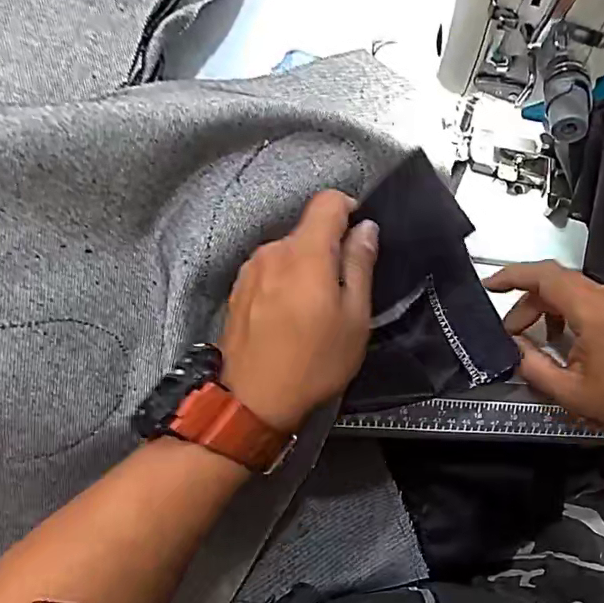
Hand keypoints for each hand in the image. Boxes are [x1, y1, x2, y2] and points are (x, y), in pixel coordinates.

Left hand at [217, 190, 379, 432]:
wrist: (252, 401)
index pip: (328, 201)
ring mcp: (250, 270)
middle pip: (308, 230)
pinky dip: (285, 283)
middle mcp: (272, 251)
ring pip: (288, 252)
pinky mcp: (237, 289)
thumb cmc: (313, 363)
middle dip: (329, 249)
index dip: (350, 209)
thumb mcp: (354, 317)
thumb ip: (359, 265)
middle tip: (342, 290)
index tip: (359, 237)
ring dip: (305, 268)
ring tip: (313, 311)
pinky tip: (289, 318)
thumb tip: (365, 228)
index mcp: (305, 253)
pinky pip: (270, 271)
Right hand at [483, 261, 603, 445]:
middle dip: (526, 301)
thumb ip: (531, 365)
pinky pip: (586, 296)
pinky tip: (559, 336)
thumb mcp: (566, 391)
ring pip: (569, 287)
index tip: (492, 284)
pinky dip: (564, 309)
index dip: (513, 277)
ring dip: (545, 306)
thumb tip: (513, 347)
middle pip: (555, 281)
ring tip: (532, 335)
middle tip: (511, 330)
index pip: (545, 277)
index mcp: (595, 312)